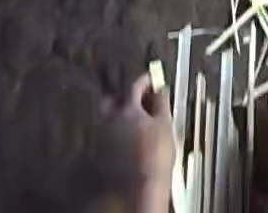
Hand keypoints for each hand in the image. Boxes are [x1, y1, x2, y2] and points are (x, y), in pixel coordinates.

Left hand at [104, 72, 175, 212]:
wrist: (142, 187)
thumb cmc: (156, 152)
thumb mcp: (165, 122)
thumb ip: (161, 102)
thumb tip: (159, 90)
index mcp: (126, 110)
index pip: (134, 86)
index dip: (145, 80)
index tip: (153, 78)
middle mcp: (110, 122)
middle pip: (111, 102)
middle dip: (123, 97)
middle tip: (139, 98)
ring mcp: (103, 140)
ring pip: (109, 119)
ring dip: (121, 115)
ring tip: (137, 118)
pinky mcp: (102, 155)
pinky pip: (109, 135)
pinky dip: (118, 131)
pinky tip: (130, 136)